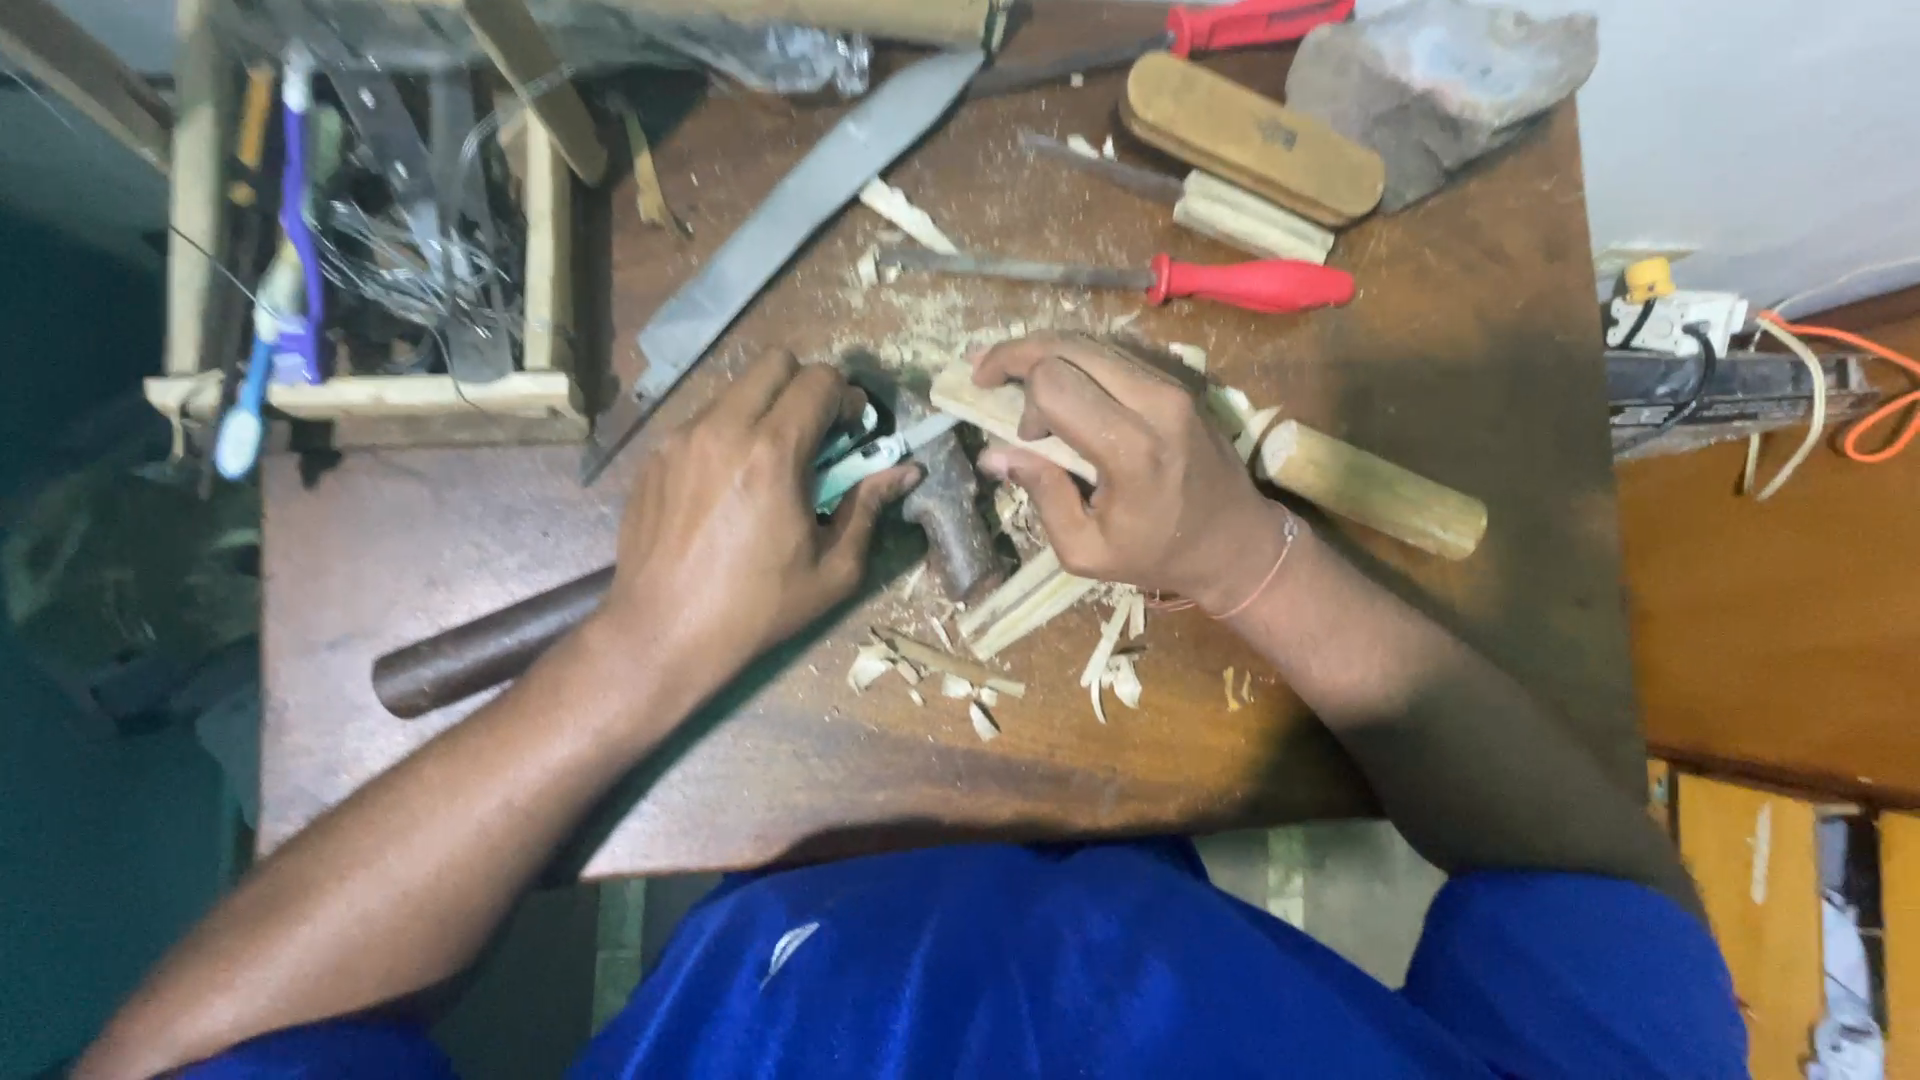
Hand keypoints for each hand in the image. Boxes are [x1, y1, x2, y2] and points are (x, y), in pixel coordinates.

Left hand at [596, 351, 919, 699]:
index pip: (819, 380)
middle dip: (805, 388)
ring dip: (764, 409)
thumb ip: (869, 507)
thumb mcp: (833, 569)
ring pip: (735, 389)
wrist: (663, 632)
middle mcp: (722, 429)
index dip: (846, 397)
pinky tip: (728, 485)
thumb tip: (907, 471)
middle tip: (814, 435)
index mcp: (773, 453)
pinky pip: (702, 420)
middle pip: (776, 362)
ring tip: (769, 463)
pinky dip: (728, 433)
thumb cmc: (758, 608)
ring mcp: (680, 438)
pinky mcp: (654, 457)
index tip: (851, 431)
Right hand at [971, 333, 1292, 613]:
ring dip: (1044, 353)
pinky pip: (1112, 352)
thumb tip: (994, 453)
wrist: (1234, 541)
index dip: (1024, 404)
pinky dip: (1074, 358)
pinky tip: (1051, 375)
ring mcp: (1170, 385)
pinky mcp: (1176, 380)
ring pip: (1089, 341)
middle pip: (1067, 346)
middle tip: (984, 374)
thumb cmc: (1157, 554)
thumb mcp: (1086, 551)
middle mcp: (1155, 402)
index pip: (1055, 384)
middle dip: (1017, 356)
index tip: (1024, 438)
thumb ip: (1041, 496)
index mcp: (1132, 450)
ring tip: (1009, 372)